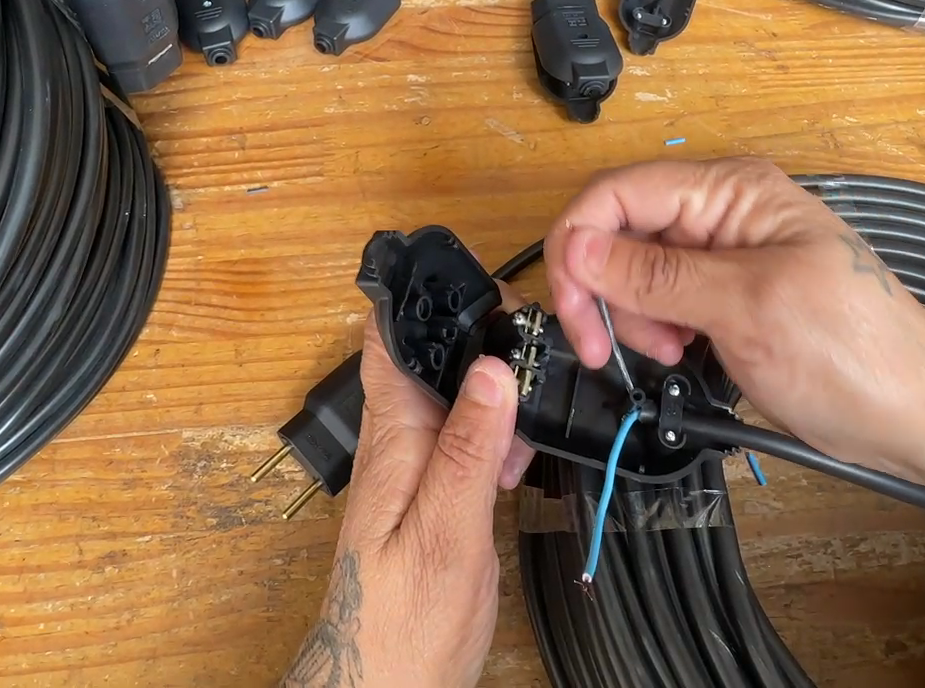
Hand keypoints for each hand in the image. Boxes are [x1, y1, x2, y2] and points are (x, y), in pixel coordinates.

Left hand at [281, 299, 533, 687]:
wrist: (388, 683)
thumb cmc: (405, 618)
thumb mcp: (445, 530)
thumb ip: (467, 449)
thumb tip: (493, 369)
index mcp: (394, 432)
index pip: (389, 338)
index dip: (421, 298)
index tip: (471, 277)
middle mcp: (401, 433)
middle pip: (432, 353)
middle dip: (479, 333)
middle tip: (534, 335)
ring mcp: (420, 457)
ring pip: (457, 389)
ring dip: (495, 382)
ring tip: (536, 398)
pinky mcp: (438, 482)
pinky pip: (468, 430)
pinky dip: (498, 426)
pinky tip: (519, 449)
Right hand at [543, 158, 924, 475]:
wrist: (919, 417)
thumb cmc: (850, 354)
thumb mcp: (748, 308)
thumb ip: (656, 275)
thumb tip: (576, 247)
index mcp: (728, 191)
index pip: (618, 193)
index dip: (579, 242)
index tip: (571, 307)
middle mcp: (715, 210)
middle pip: (615, 230)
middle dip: (602, 287)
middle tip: (604, 346)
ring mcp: (715, 251)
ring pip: (626, 267)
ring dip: (628, 313)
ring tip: (668, 351)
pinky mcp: (716, 290)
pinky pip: (653, 295)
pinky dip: (649, 325)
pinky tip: (678, 350)